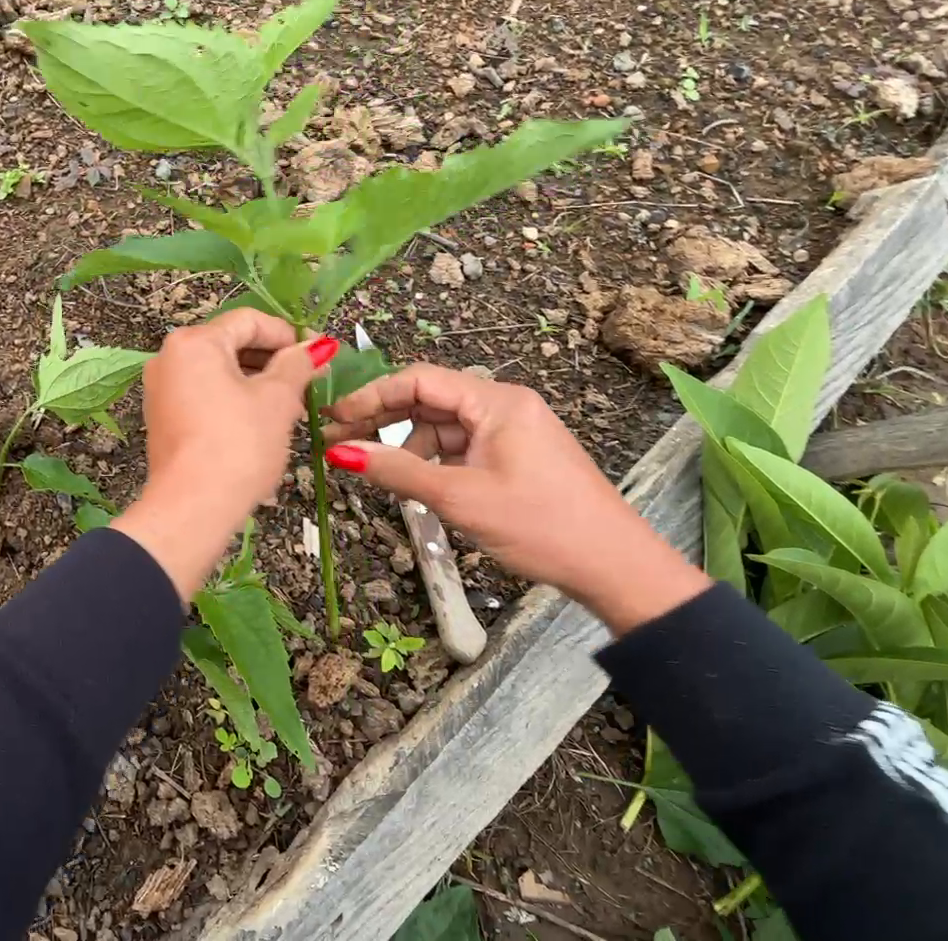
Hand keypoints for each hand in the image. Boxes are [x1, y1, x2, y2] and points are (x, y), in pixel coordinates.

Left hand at [110, 309, 336, 600]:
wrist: (192, 507)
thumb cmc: (238, 446)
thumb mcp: (277, 400)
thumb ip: (297, 365)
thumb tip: (318, 346)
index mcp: (193, 342)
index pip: (248, 321)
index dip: (287, 334)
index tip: (315, 355)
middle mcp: (168, 358)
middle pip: (230, 344)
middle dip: (272, 362)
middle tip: (306, 384)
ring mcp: (161, 389)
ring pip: (218, 372)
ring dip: (255, 383)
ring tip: (289, 408)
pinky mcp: (162, 418)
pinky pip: (203, 395)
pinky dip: (232, 400)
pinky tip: (259, 424)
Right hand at [320, 364, 709, 632]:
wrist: (614, 567)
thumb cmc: (540, 525)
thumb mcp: (458, 497)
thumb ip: (396, 470)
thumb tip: (339, 452)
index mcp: (497, 402)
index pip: (418, 380)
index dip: (370, 396)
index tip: (333, 418)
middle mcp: (503, 406)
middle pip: (427, 399)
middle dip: (380, 418)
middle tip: (335, 441)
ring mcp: (510, 431)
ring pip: (440, 425)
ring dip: (403, 443)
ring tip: (371, 469)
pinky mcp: (512, 456)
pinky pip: (457, 446)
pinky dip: (429, 459)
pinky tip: (410, 481)